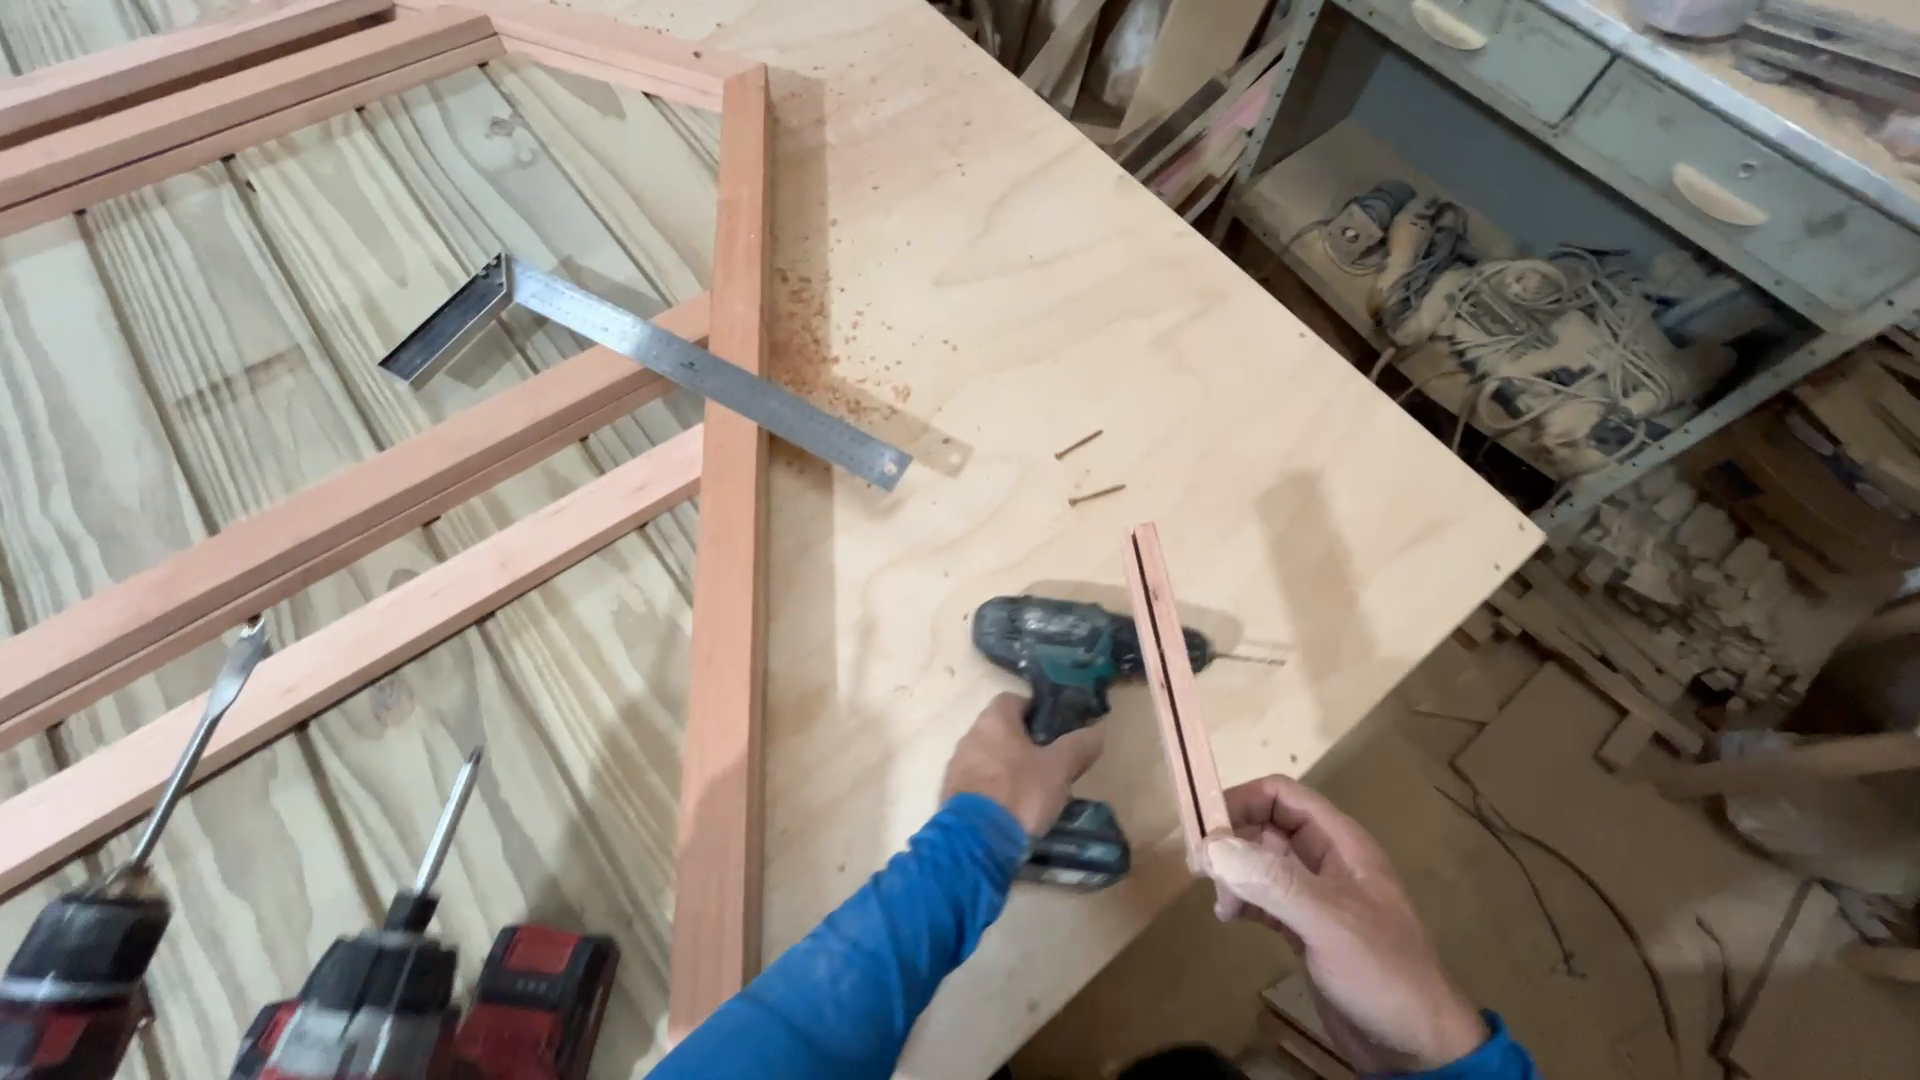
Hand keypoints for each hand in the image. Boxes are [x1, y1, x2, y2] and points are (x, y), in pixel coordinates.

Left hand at [940, 693, 1104, 834]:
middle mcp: (970, 735)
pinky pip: (977, 782)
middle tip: (1048, 764)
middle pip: (1000, 729)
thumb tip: (1097, 731)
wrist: (976, 841)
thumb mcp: (1059, 769)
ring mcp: (956, 765)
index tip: (1053, 731)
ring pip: (988, 756)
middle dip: (1022, 743)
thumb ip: (1078, 746)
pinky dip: (993, 789)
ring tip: (1032, 791)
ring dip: (1007, 767)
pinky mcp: (951, 793)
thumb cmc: (1019, 793)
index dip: (1035, 710)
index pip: (1013, 699)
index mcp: (993, 720)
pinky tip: (1011, 809)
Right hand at [1202, 775, 1486, 1074]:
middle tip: (1201, 867)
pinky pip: (1262, 896)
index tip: (1205, 826)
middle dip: (1230, 839)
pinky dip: (1241, 899)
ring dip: (1233, 873)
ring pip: (1260, 862)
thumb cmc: (1383, 973)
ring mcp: (1314, 895)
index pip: (1281, 795)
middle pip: (1265, 825)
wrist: (1421, 1050)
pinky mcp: (1304, 927)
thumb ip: (1272, 880)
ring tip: (1221, 903)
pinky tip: (1229, 917)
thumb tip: (1211, 845)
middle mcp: (1325, 860)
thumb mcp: (1328, 921)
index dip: (1241, 800)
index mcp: (1340, 842)